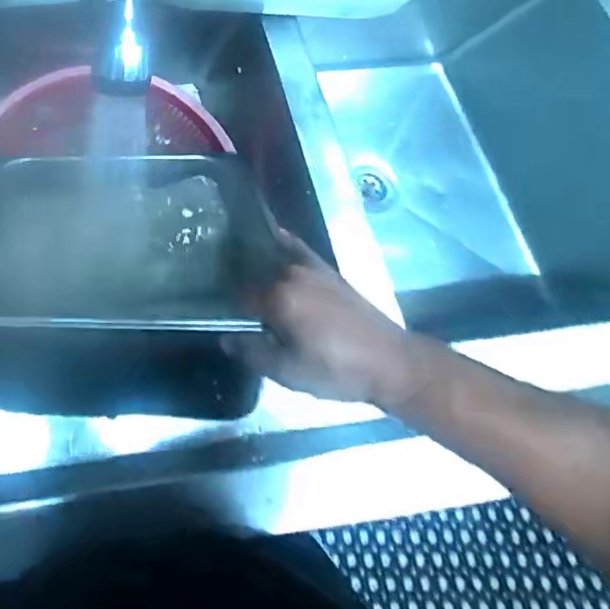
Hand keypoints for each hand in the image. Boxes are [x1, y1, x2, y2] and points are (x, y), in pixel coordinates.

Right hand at [225, 229, 415, 405]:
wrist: (390, 362)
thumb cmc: (337, 371)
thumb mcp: (290, 373)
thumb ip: (252, 353)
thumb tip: (224, 338)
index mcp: (277, 299)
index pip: (238, 296)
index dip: (226, 306)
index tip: (219, 313)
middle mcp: (289, 275)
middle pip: (251, 274)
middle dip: (237, 281)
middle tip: (228, 298)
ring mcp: (309, 268)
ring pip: (270, 260)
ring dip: (255, 263)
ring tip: (241, 271)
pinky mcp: (325, 269)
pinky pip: (297, 248)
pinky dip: (282, 241)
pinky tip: (273, 235)